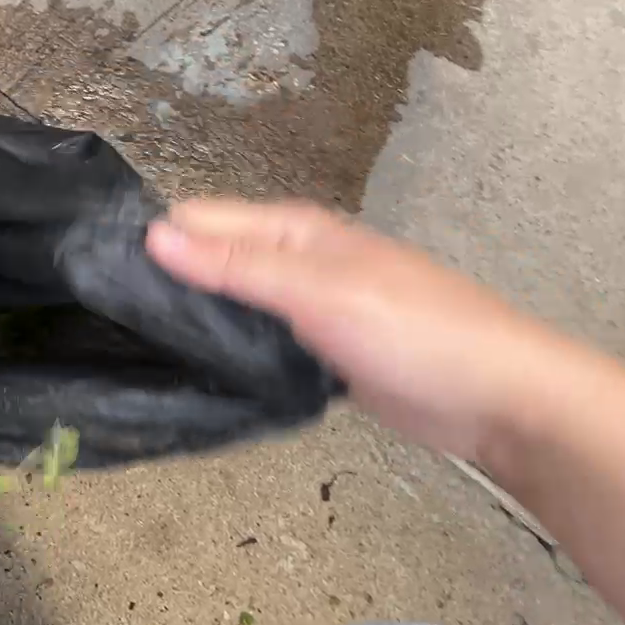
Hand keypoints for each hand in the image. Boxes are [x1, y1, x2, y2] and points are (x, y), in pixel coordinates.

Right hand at [145, 199, 583, 465]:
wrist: (510, 405)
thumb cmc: (415, 332)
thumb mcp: (317, 292)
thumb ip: (233, 265)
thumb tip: (149, 234)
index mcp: (289, 227)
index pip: (196, 219)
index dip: (158, 242)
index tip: (115, 277)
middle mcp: (287, 255)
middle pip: (205, 255)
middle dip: (170, 277)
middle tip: (127, 315)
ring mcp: (298, 300)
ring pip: (224, 294)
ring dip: (195, 311)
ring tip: (150, 337)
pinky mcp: (308, 342)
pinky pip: (249, 330)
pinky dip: (225, 339)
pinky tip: (201, 358)